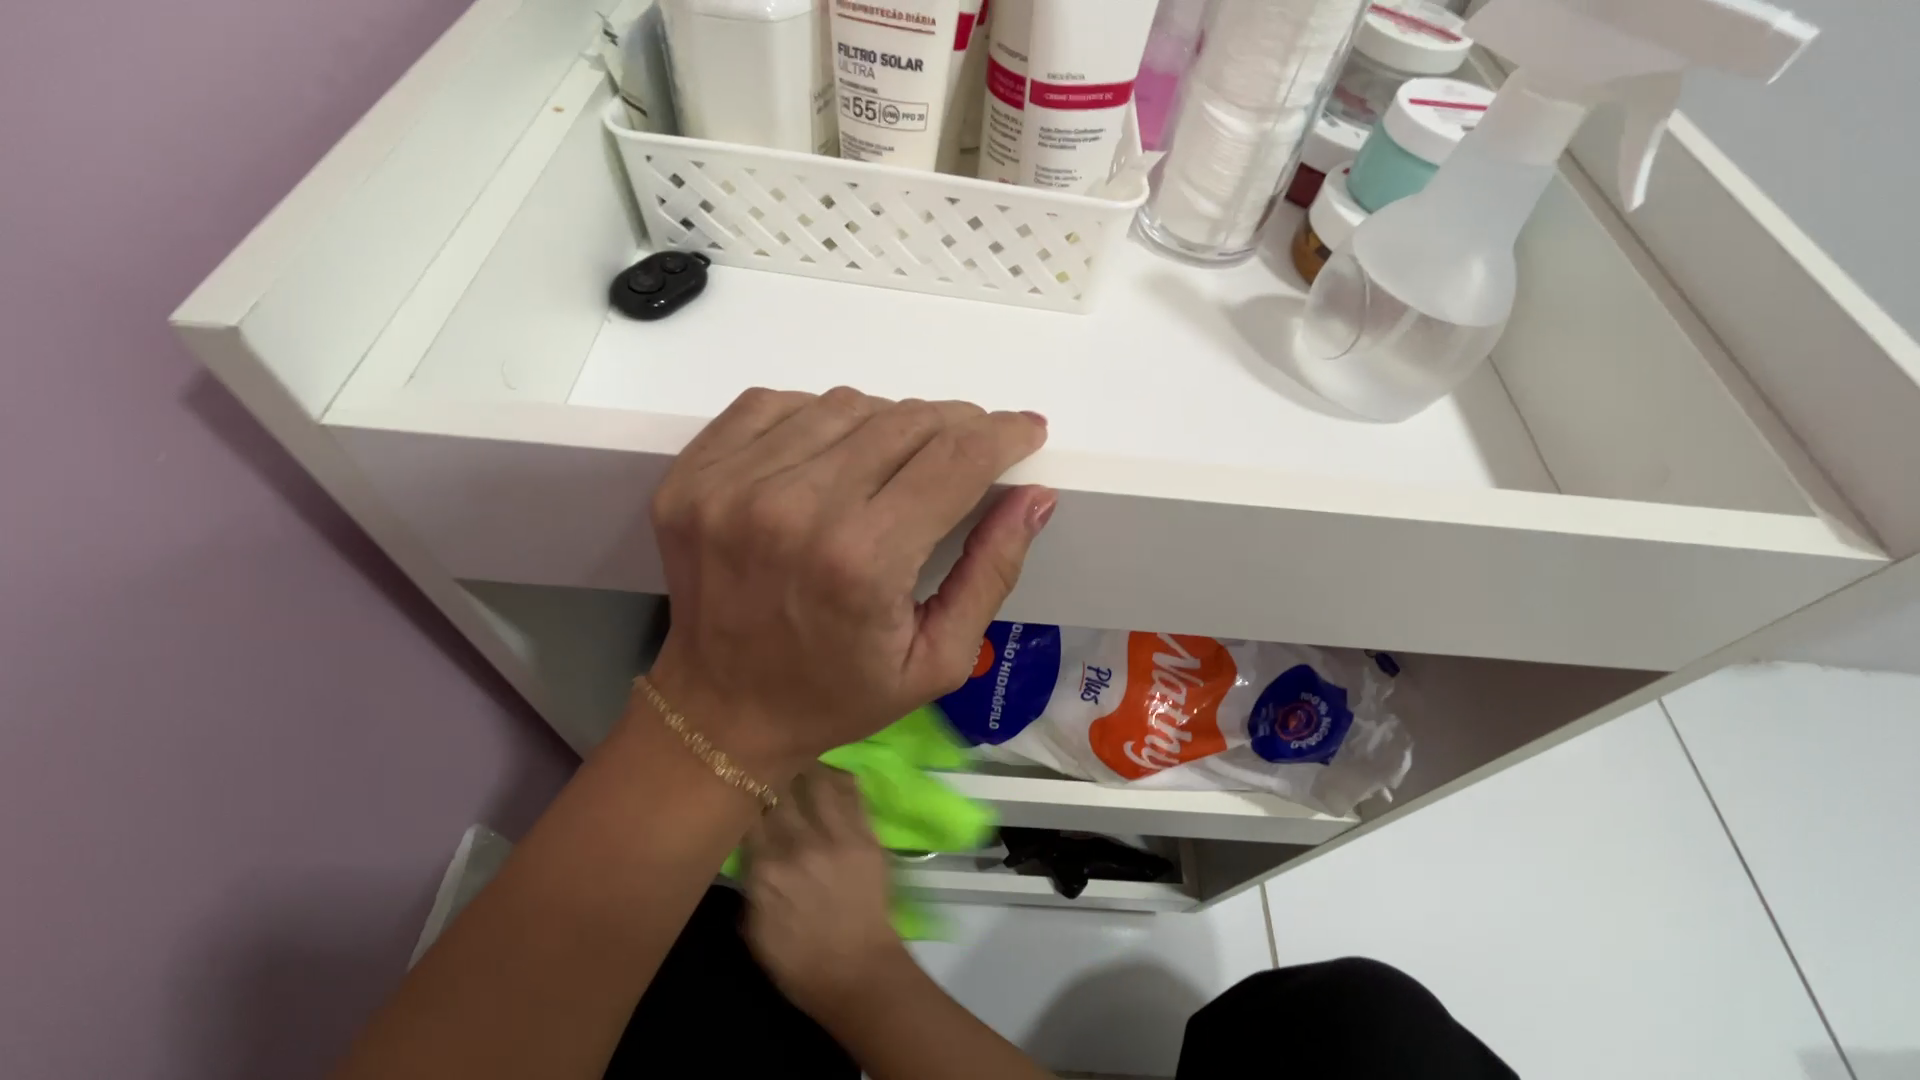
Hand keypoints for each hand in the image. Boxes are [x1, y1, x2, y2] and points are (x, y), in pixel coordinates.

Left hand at [646, 387, 1053, 776]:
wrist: (721, 712)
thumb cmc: (838, 695)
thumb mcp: (939, 660)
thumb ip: (992, 572)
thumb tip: (1035, 495)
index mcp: (862, 562)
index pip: (955, 459)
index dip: (1003, 434)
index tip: (1026, 430)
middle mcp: (793, 510)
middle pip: (904, 421)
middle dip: (955, 425)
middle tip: (970, 447)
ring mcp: (732, 486)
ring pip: (843, 405)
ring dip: (889, 421)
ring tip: (901, 458)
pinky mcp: (694, 475)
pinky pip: (774, 404)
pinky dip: (818, 416)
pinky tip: (834, 452)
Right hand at [743, 768, 908, 1019]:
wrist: (857, 972)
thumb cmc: (798, 960)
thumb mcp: (752, 928)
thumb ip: (748, 882)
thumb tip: (746, 849)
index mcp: (765, 869)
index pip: (748, 813)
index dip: (744, 794)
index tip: (741, 784)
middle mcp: (799, 844)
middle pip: (780, 790)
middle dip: (772, 775)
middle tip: (767, 763)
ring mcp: (838, 837)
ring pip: (817, 781)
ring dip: (805, 768)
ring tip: (798, 760)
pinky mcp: (867, 836)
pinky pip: (852, 793)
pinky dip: (838, 778)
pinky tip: (828, 773)